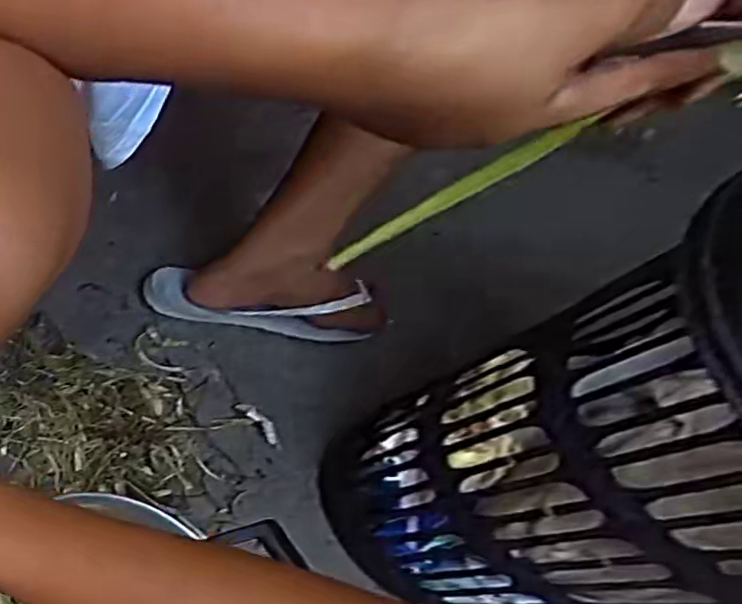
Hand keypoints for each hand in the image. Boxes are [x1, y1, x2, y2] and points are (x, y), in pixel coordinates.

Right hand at [347, 0, 727, 145]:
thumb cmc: (484, 33)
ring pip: (503, 75)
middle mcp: (471, 126)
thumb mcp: (592, 13)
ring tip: (557, 23)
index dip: (674, 63)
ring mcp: (421, 112)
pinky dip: (486, 47)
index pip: (621, 85)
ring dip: (538, 49)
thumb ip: (650, 12)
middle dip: (597, 56)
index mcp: (527, 117)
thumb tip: (688, 12)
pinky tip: (490, 26)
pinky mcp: (388, 93)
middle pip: (553, 85)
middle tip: (642, 26)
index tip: (717, 54)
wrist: (362, 45)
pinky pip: (457, 68)